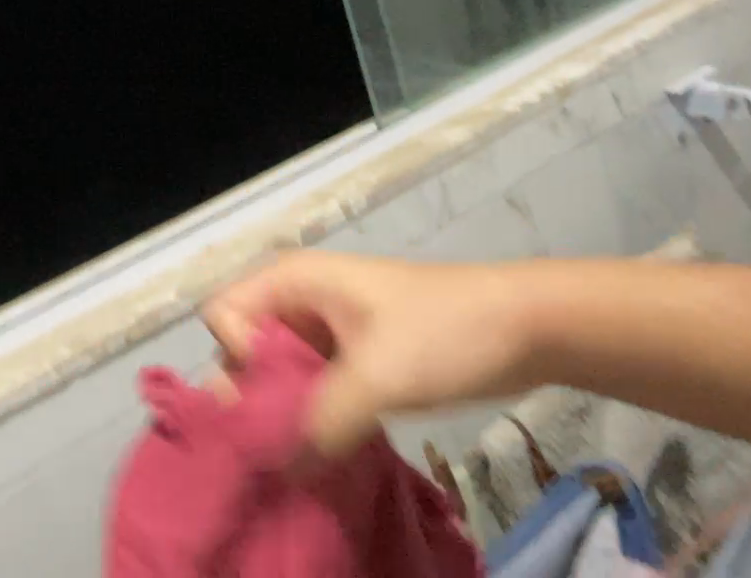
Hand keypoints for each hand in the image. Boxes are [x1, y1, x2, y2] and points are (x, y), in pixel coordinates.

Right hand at [201, 252, 544, 455]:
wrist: (526, 328)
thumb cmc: (443, 331)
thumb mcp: (378, 375)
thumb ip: (321, 422)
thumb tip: (279, 470)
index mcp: (290, 280)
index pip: (224, 315)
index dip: (238, 355)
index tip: (276, 391)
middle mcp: (295, 299)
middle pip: (243, 346)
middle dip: (254, 393)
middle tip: (280, 440)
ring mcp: (321, 328)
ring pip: (275, 371)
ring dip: (284, 411)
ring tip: (305, 451)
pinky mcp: (347, 356)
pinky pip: (306, 386)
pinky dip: (310, 415)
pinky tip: (328, 446)